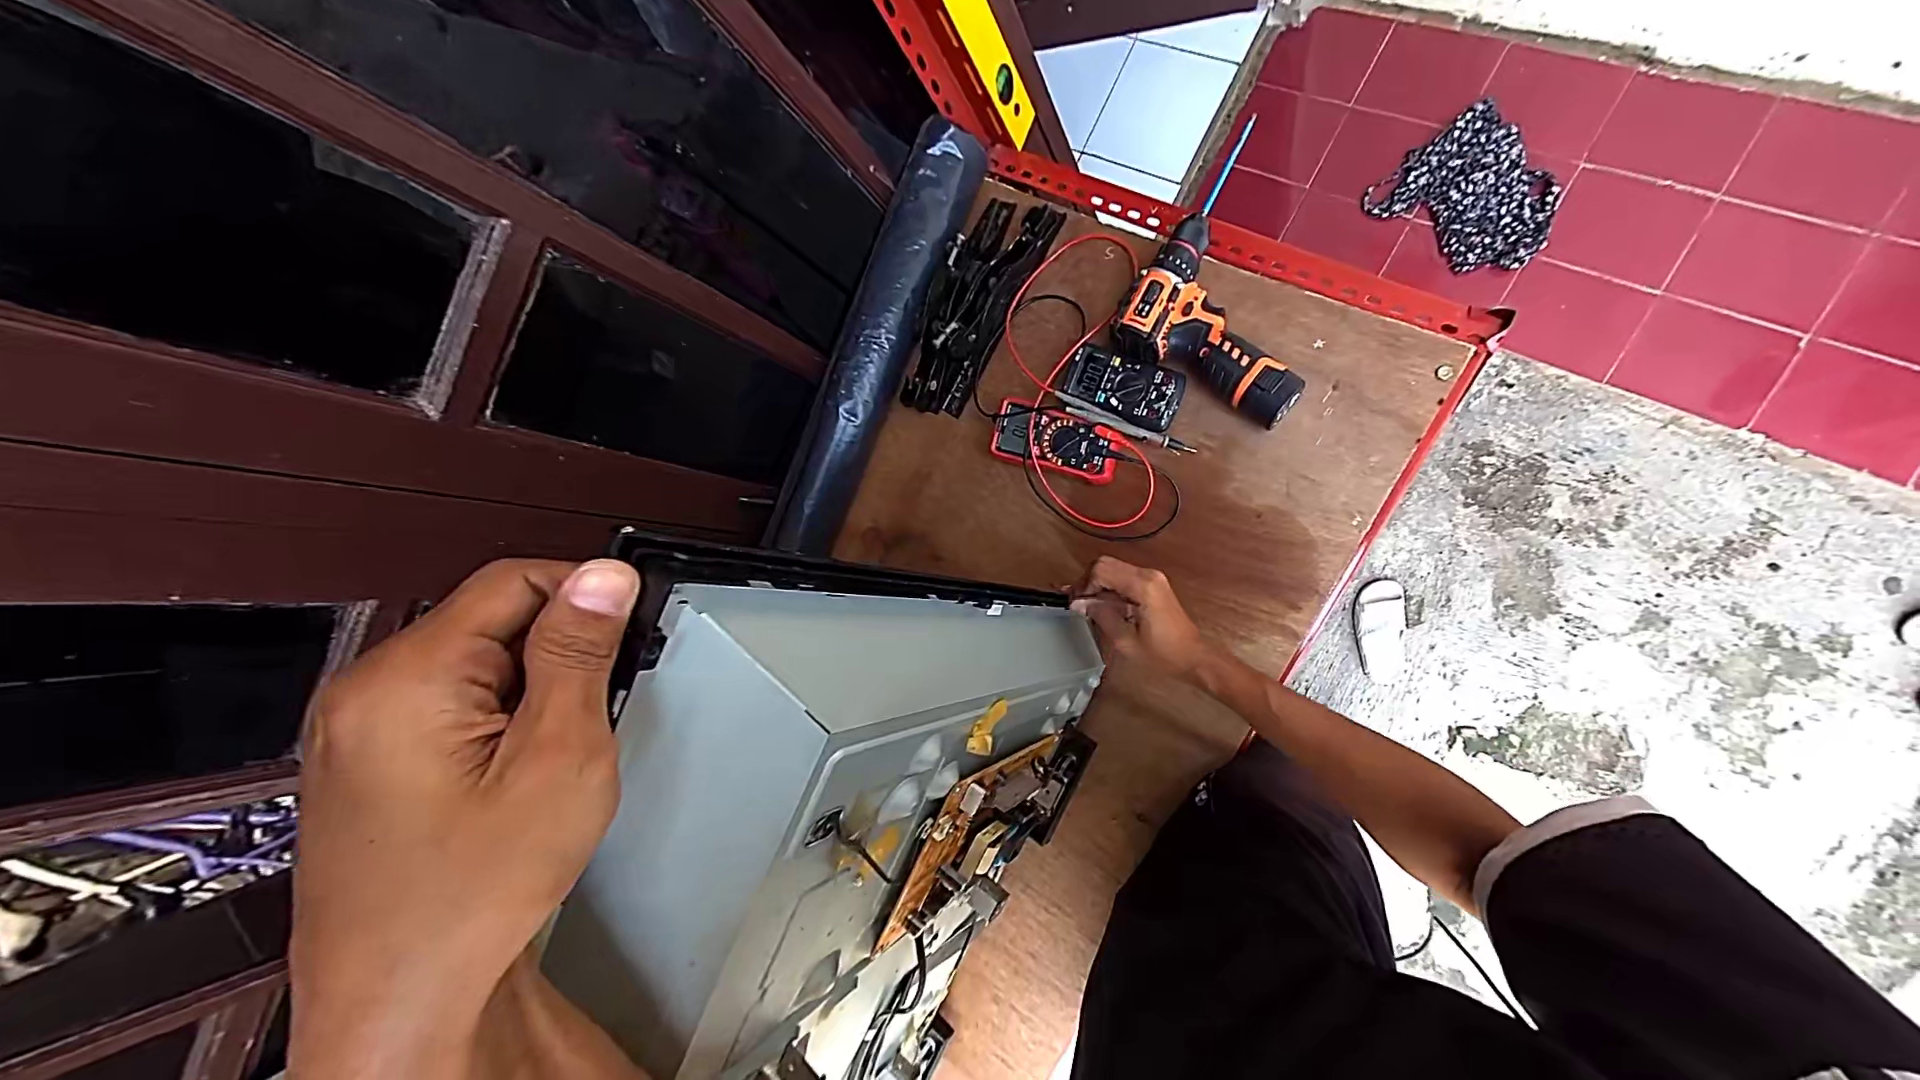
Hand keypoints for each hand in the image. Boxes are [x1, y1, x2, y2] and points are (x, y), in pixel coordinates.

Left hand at [291, 558, 640, 1079]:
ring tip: (557, 745)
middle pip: (494, 615)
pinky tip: (523, 762)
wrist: (403, 997)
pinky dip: (507, 709)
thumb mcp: (560, 758)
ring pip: (481, 655)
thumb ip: (579, 655)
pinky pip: (457, 694)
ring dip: (537, 682)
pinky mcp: (375, 749)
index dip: (584, 594)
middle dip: (560, 648)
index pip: (515, 578)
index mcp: (407, 679)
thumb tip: (604, 578)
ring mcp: (363, 722)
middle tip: (593, 708)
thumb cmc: (472, 894)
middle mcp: (367, 689)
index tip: (627, 629)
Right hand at [1069, 557, 1208, 680]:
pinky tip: (1100, 603)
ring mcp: (1152, 577)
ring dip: (1096, 583)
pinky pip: (1123, 576)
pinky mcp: (1153, 583)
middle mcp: (1148, 574)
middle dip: (1087, 582)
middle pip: (1105, 563)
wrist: (1194, 657)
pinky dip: (1108, 586)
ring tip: (1085, 605)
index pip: (1101, 570)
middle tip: (1077, 603)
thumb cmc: (1163, 654)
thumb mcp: (1126, 641)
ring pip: (1113, 567)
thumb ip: (1102, 616)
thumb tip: (1079, 603)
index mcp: (1143, 586)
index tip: (1074, 604)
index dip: (1083, 585)